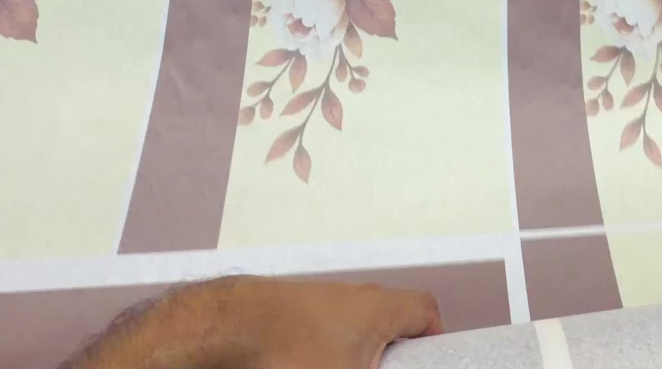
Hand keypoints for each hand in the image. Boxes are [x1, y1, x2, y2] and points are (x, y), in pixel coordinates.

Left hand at [68, 276, 442, 368]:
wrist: (227, 328)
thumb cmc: (286, 350)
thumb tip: (371, 364)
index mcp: (381, 308)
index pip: (426, 312)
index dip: (434, 342)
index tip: (430, 363)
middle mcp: (358, 298)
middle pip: (392, 328)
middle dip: (390, 359)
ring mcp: (326, 304)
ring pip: (357, 336)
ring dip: (357, 359)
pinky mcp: (297, 317)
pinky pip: (327, 339)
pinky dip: (327, 359)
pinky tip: (310, 367)